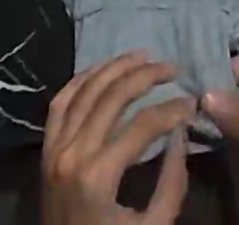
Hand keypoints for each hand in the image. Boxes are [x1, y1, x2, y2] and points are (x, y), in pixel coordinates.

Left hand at [42, 52, 194, 224]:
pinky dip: (81, 80)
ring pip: (85, 90)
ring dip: (115, 66)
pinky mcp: (46, 151)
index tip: (192, 102)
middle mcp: (72, 153)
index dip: (172, 109)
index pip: (143, 125)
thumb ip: (172, 183)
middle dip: (146, 75)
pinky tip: (102, 69)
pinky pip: (60, 103)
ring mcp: (54, 149)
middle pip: (113, 96)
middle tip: (171, 67)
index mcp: (97, 176)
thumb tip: (182, 134)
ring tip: (142, 55)